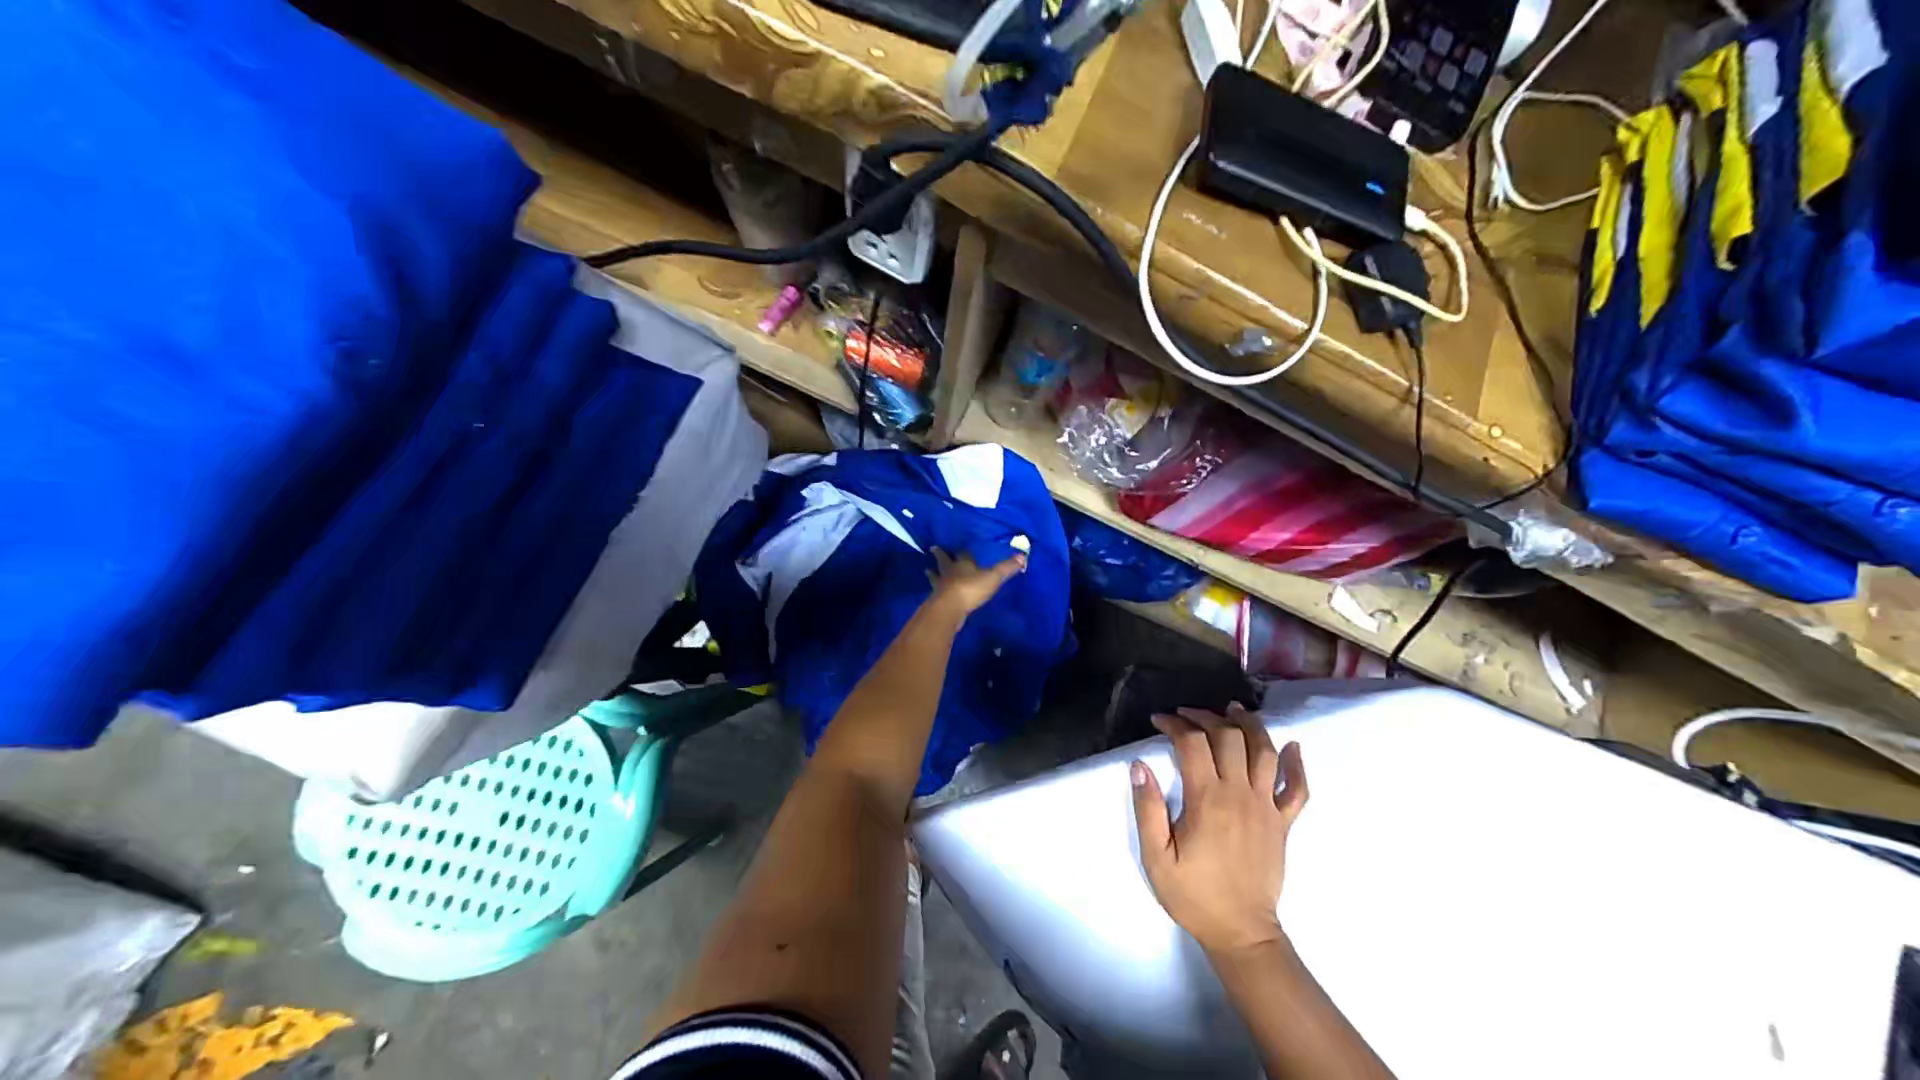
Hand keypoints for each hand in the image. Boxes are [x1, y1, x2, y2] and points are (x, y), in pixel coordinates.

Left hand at [926, 547, 1024, 616]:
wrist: (950, 608)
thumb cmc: (971, 588)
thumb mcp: (993, 577)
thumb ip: (1007, 568)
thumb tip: (1023, 555)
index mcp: (963, 564)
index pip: (963, 553)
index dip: (963, 550)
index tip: (959, 546)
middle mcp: (949, 572)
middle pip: (944, 561)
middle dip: (940, 556)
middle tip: (933, 549)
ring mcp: (941, 586)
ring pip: (936, 576)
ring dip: (933, 573)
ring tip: (927, 570)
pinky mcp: (937, 600)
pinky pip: (936, 592)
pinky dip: (935, 590)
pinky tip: (934, 593)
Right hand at [1131, 704, 1308, 956]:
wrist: (1242, 932)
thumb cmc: (1193, 895)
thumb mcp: (1156, 857)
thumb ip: (1147, 809)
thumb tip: (1139, 765)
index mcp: (1207, 799)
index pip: (1192, 743)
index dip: (1174, 724)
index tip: (1158, 720)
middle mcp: (1240, 794)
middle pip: (1229, 737)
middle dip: (1206, 717)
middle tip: (1187, 714)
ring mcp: (1267, 807)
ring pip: (1264, 751)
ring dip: (1249, 725)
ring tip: (1234, 710)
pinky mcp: (1284, 822)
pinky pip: (1298, 788)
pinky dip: (1297, 764)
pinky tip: (1292, 746)